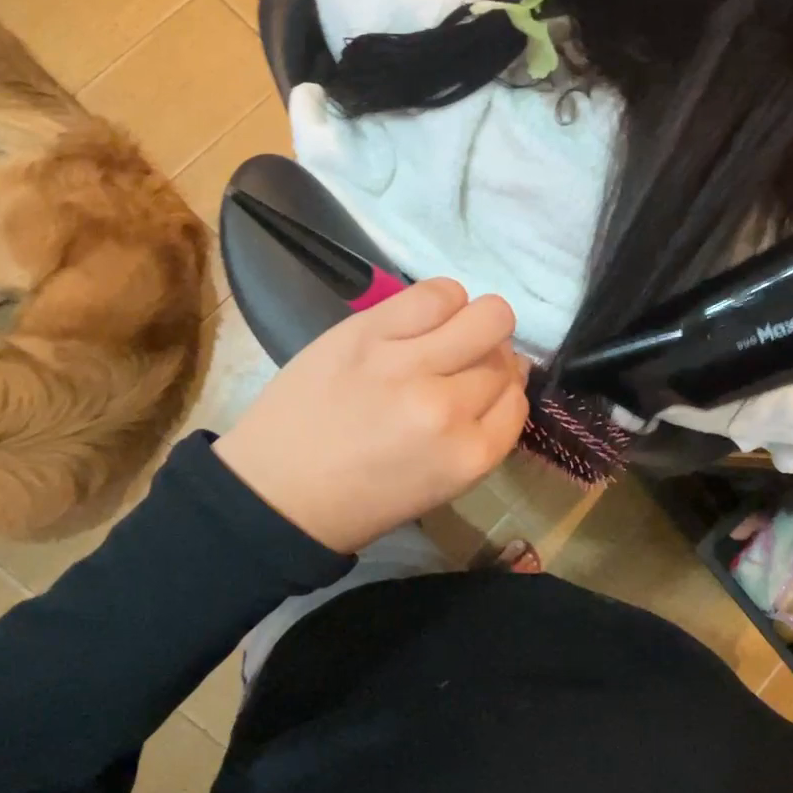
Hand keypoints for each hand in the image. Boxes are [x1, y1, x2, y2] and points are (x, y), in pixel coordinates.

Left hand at [213, 279, 527, 553]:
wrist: (275, 492)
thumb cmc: (361, 499)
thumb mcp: (441, 485)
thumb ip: (479, 432)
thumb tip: (508, 372)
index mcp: (469, 456)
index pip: (517, 400)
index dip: (505, 391)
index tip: (483, 391)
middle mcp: (448, 408)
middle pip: (503, 359)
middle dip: (491, 360)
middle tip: (461, 365)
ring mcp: (407, 364)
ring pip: (486, 316)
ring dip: (476, 325)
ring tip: (446, 336)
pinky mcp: (368, 330)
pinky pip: (438, 293)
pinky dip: (445, 300)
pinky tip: (427, 317)